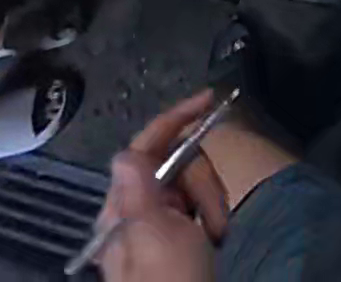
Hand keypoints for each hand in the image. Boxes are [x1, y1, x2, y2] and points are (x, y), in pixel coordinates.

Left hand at [96, 90, 228, 281]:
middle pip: (175, 162)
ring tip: (217, 237)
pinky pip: (198, 207)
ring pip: (191, 183)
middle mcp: (135, 212)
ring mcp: (157, 228)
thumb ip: (140, 190)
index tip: (210, 100)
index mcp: (122, 208)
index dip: (176, 117)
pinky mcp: (176, 241)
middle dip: (202, 181)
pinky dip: (211, 216)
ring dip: (211, 203)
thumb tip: (124, 153)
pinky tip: (215, 240)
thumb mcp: (159, 238)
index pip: (145, 145)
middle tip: (215, 219)